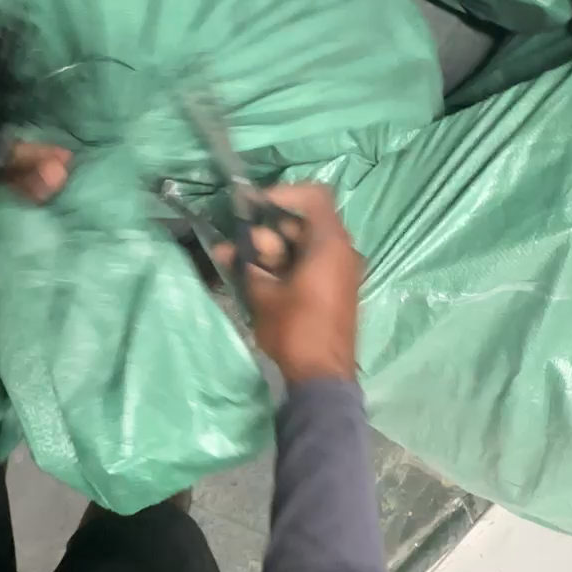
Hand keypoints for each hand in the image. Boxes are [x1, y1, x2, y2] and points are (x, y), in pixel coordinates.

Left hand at [0, 144, 74, 299]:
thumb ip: (17, 191)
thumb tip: (61, 167)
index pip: (10, 151)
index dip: (40, 155)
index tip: (71, 163)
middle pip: (13, 173)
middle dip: (43, 178)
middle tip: (78, 185)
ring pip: (11, 197)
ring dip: (36, 200)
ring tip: (70, 205)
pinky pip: (6, 219)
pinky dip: (24, 220)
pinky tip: (47, 226)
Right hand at [215, 184, 360, 383]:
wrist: (322, 378)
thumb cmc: (296, 331)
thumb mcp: (264, 295)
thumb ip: (247, 265)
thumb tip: (231, 248)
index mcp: (330, 245)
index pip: (315, 196)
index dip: (283, 193)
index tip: (254, 206)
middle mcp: (340, 252)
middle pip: (301, 225)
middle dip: (265, 233)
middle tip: (237, 248)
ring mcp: (338, 272)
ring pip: (299, 248)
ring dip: (267, 253)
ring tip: (233, 262)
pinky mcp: (331, 291)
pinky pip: (306, 266)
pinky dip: (281, 268)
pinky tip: (251, 278)